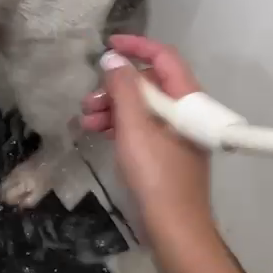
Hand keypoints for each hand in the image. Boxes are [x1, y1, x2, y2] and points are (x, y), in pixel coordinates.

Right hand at [82, 35, 213, 236]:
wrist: (174, 227)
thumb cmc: (156, 175)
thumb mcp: (134, 128)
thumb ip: (124, 89)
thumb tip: (113, 59)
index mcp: (186, 100)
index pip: (163, 58)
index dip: (137, 46)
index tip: (108, 45)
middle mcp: (184, 112)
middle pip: (149, 84)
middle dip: (115, 86)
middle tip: (89, 100)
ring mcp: (176, 134)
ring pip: (142, 108)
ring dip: (113, 108)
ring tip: (87, 121)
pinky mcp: (166, 153)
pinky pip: (141, 128)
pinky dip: (120, 126)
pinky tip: (98, 133)